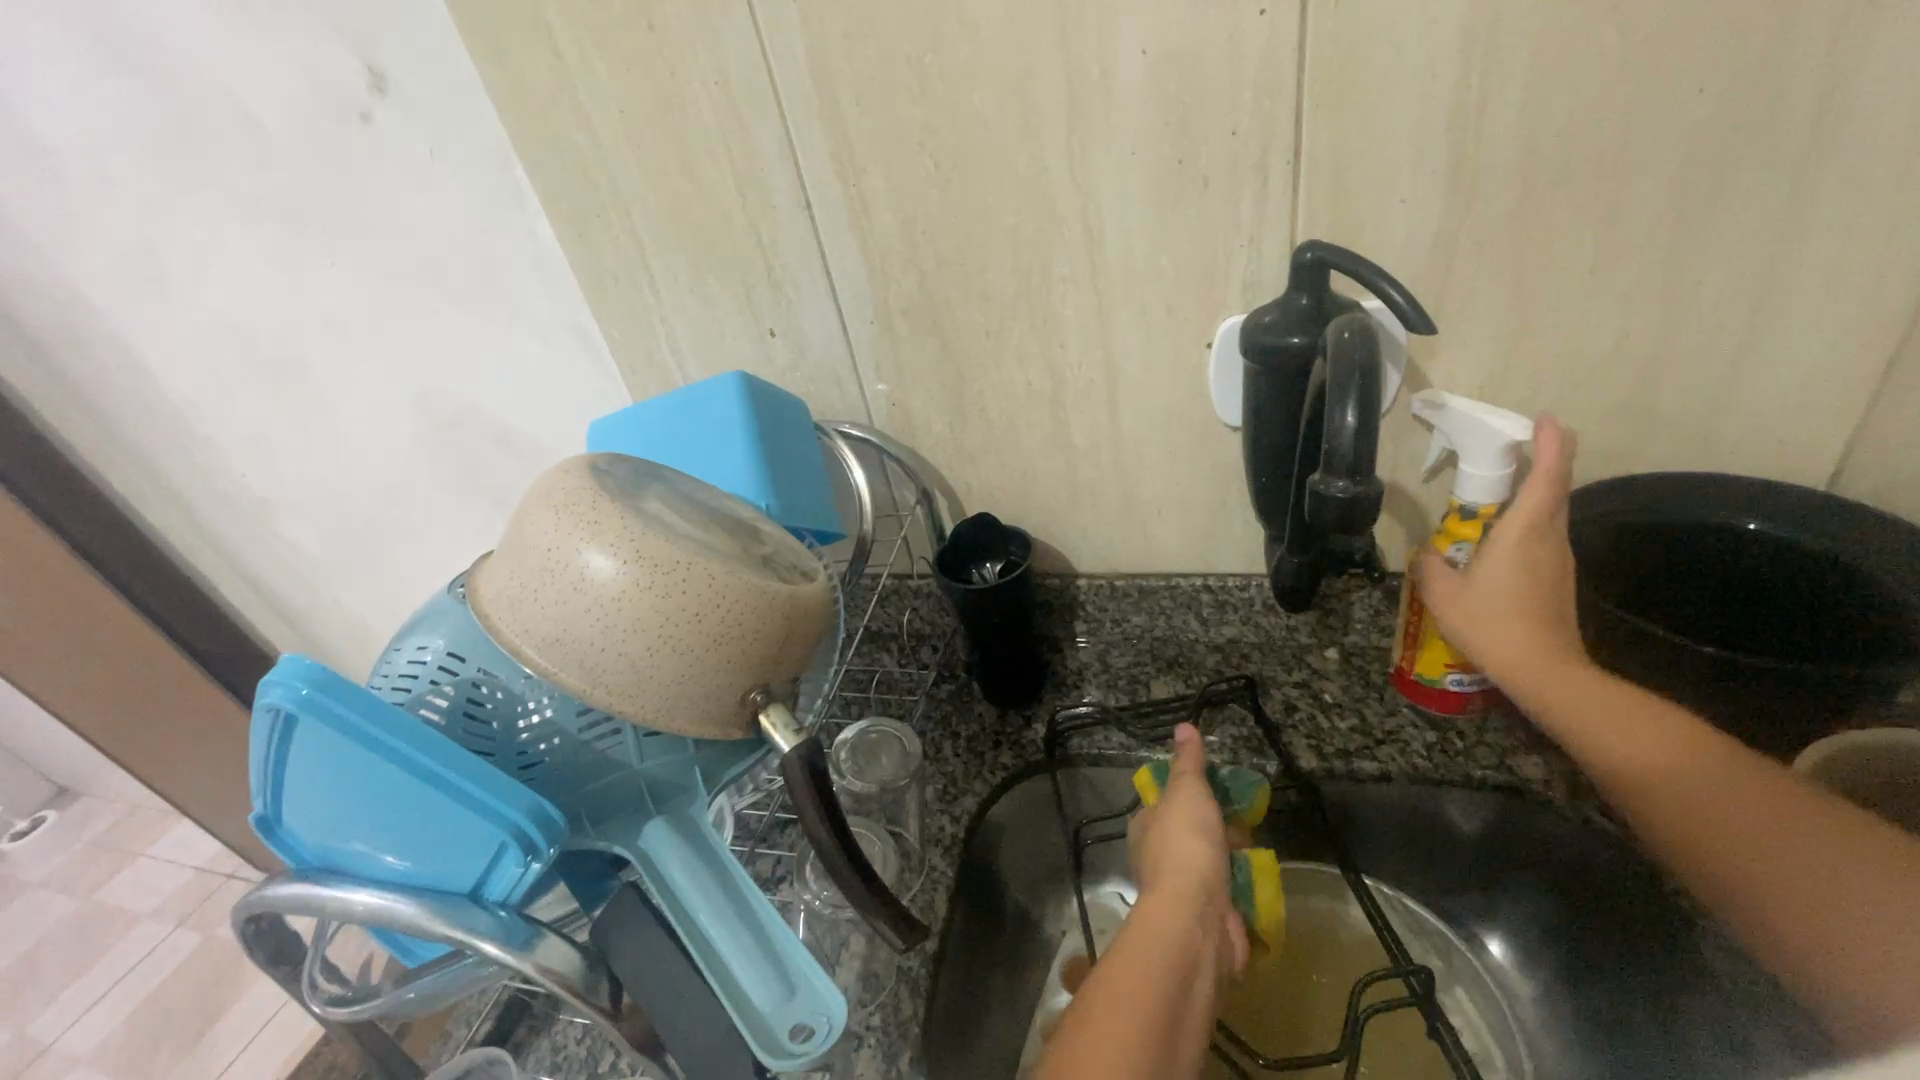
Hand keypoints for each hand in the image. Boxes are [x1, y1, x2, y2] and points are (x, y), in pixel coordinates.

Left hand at [1127, 723, 1249, 975]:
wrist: (1197, 920)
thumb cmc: (1186, 847)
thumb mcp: (1186, 792)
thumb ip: (1188, 762)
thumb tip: (1183, 727)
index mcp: (1146, 827)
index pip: (1167, 802)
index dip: (1193, 793)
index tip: (1220, 788)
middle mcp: (1159, 858)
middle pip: (1195, 833)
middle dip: (1221, 828)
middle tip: (1246, 819)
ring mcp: (1184, 890)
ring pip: (1215, 864)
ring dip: (1237, 858)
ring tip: (1256, 849)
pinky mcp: (1210, 916)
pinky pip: (1232, 894)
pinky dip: (1247, 887)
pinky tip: (1261, 879)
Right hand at [1411, 414, 1591, 695]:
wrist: (1543, 670)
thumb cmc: (1492, 624)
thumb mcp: (1443, 594)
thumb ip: (1430, 566)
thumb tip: (1425, 552)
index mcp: (1525, 529)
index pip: (1549, 472)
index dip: (1551, 441)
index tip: (1544, 419)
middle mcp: (1550, 535)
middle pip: (1557, 485)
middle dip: (1545, 459)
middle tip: (1517, 446)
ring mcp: (1560, 558)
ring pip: (1553, 510)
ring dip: (1535, 492)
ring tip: (1500, 491)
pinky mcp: (1559, 577)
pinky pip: (1546, 534)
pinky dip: (1530, 520)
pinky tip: (1501, 538)